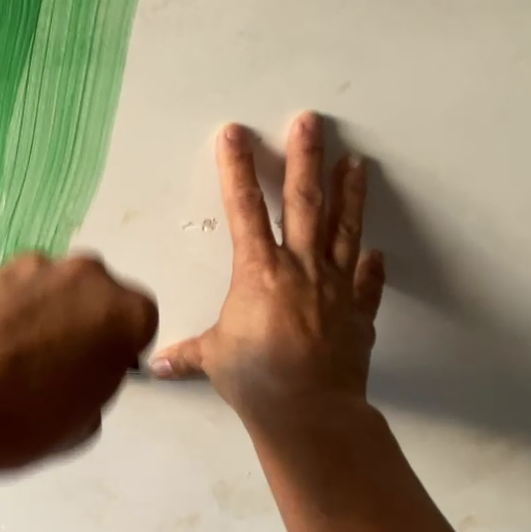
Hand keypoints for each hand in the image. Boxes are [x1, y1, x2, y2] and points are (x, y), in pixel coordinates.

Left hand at [0, 253, 157, 471]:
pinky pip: (6, 293)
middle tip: (49, 368)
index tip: (91, 373)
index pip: (136, 325)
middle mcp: (82, 277)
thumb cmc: (17, 421)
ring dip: (36, 316)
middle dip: (77, 325)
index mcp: (123, 314)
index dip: (114, 351)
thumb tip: (77, 376)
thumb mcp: (80, 426)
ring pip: (46, 291)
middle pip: (91, 298)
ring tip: (6, 362)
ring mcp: (29, 268)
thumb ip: (95, 388)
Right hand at [151, 113, 386, 429]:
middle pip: (304, 202)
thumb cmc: (254, 378)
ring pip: (343, 228)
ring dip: (348, 193)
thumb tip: (156, 365)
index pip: (244, 210)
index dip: (236, 170)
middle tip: (310, 122)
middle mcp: (300, 268)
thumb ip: (186, 355)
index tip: (234, 136)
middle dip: (304, 158)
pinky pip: (366, 281)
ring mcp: (335, 286)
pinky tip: (375, 250)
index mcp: (258, 273)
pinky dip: (370, 265)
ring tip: (355, 162)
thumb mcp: (212, 359)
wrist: (309, 409)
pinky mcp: (358, 311)